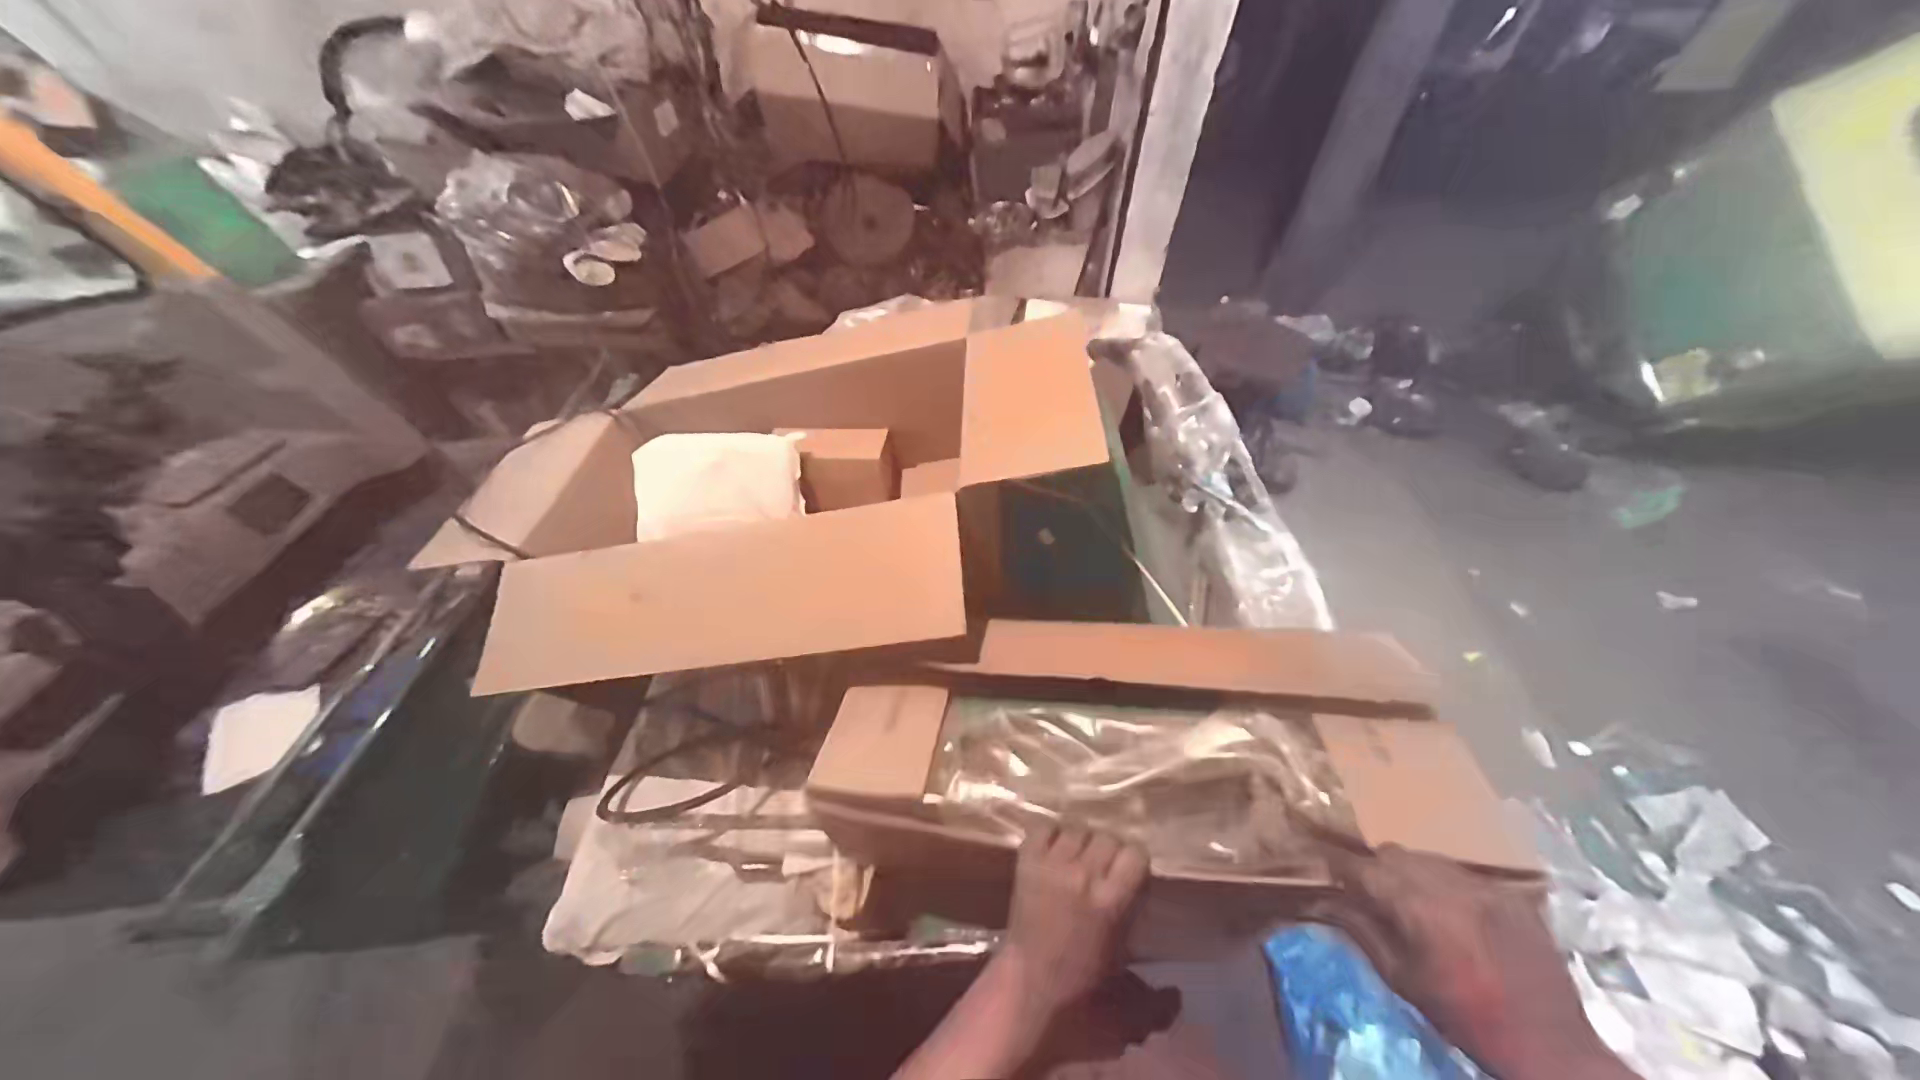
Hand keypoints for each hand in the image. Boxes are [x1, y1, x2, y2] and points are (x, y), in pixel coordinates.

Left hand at [893, 825, 1148, 1079]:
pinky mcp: (1026, 861)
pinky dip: (1051, 835)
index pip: (1136, 854)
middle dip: (1109, 851)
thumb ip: (1152, 979)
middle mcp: (1083, 875)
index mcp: (1111, 902)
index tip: (1130, 875)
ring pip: (1077, 829)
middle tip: (1103, 870)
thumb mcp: (1125, 987)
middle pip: (1107, 837)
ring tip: (1078, 860)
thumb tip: (1174, 981)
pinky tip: (1054, 851)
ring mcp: (1052, 865)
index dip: (1135, 863)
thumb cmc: (1080, 990)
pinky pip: (1044, 828)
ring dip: (1081, 842)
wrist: (1027, 986)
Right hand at [1342, 846, 1635, 1079]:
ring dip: (1409, 871)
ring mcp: (1485, 887)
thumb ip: (1361, 930)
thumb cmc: (1466, 1018)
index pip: (1363, 868)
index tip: (1323, 865)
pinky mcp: (1511, 895)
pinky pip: (1463, 872)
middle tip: (1368, 890)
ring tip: (1410, 899)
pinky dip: (1446, 882)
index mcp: (1419, 908)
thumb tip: (1326, 900)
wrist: (1551, 1047)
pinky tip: (1451, 909)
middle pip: (1394, 854)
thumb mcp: (1402, 979)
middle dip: (1375, 866)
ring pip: (1428, 858)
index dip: (1339, 864)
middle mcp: (1451, 886)